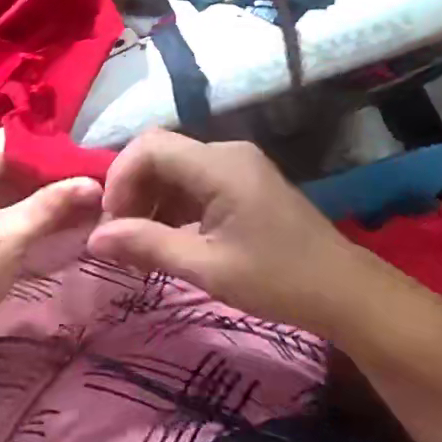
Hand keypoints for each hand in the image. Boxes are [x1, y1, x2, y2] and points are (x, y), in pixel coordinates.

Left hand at [0, 130, 103, 347]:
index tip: (80, 151)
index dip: (42, 144)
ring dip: (44, 181)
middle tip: (87, 166)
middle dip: (47, 163)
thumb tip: (93, 181)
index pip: (2, 142)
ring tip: (83, 181)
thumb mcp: (12, 237)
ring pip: (12, 176)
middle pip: (8, 156)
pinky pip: (10, 195)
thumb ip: (51, 204)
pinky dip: (36, 198)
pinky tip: (66, 200)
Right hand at [87, 130, 355, 329]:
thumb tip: (94, 238)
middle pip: (159, 154)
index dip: (119, 178)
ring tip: (137, 244)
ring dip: (149, 201)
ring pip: (173, 169)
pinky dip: (171, 206)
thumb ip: (147, 245)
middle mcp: (226, 153)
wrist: (347, 294)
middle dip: (131, 191)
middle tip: (118, 237)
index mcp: (220, 165)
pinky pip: (193, 182)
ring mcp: (237, 166)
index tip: (109, 222)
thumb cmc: (279, 281)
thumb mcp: (207, 268)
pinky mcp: (243, 183)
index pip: (148, 146)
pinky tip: (165, 239)